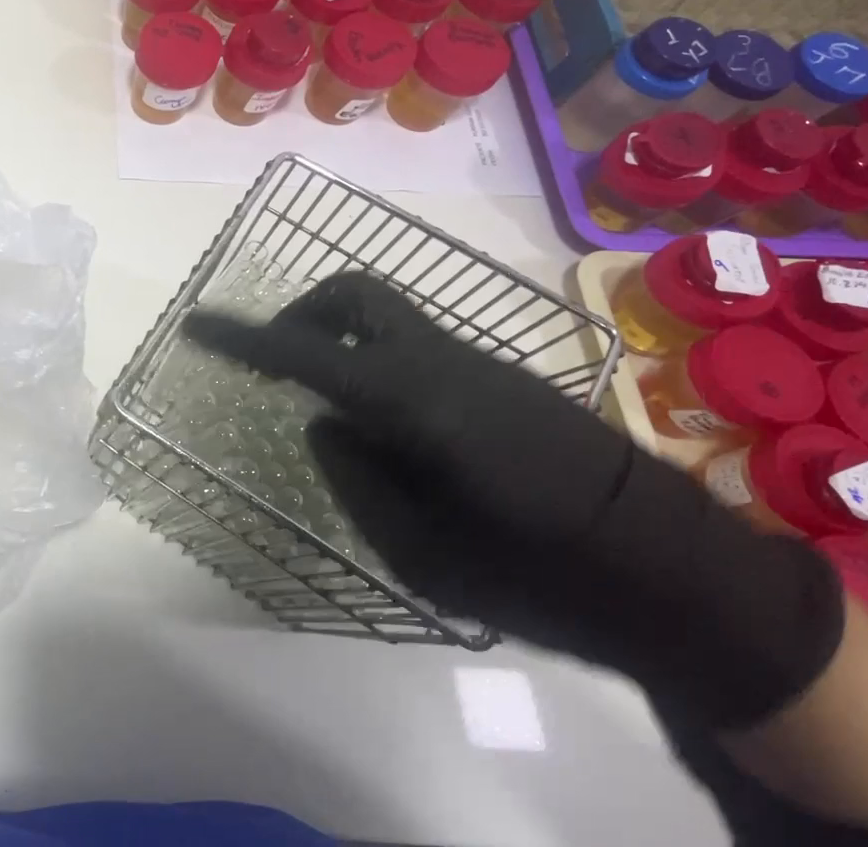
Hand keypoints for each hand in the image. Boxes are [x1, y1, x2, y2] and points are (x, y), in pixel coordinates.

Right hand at [185, 271, 843, 729]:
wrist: (672, 571)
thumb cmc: (533, 571)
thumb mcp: (419, 549)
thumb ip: (355, 476)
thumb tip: (322, 424)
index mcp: (414, 403)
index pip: (306, 354)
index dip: (243, 339)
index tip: (195, 325)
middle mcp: (442, 364)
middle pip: (356, 296)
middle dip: (302, 315)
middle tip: (278, 364)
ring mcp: (479, 365)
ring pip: (388, 320)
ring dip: (342, 341)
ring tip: (330, 410)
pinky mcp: (502, 380)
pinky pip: (417, 347)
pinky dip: (377, 363)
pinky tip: (386, 429)